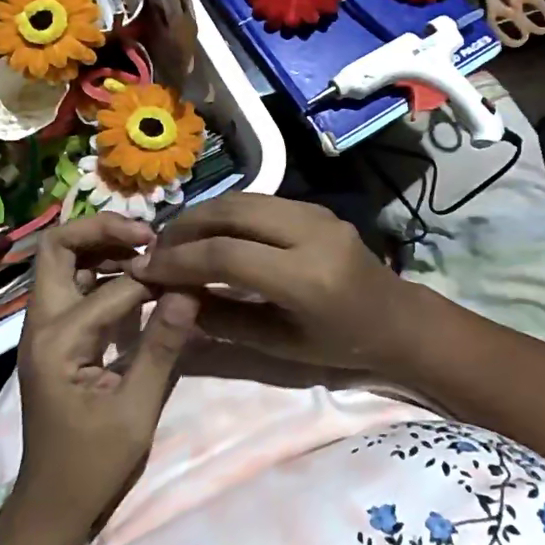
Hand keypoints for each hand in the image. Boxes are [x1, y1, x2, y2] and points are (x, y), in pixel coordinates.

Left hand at [5, 214, 198, 544]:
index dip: (155, 275)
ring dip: (102, 248)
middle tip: (151, 234)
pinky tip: (139, 281)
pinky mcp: (55, 340)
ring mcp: (43, 331)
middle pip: (58, 250)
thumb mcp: (136, 408)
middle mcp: (41, 325)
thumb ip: (162, 345)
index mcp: (58, 342)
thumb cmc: (93, 463)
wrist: (52, 503)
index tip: (191, 273)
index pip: (113, 286)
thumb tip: (190, 290)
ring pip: (63, 264)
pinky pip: (73, 287)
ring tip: (151, 251)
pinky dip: (102, 271)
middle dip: (103, 231)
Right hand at [127, 194, 413, 370]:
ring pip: (245, 198)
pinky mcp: (317, 207)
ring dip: (204, 214)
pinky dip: (227, 213)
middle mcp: (313, 234)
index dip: (180, 261)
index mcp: (307, 278)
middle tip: (156, 249)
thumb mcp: (278, 346)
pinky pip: (261, 201)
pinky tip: (211, 232)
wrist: (397, 319)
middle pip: (232, 213)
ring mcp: (318, 214)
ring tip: (176, 239)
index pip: (226, 255)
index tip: (146, 271)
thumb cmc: (340, 345)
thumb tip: (172, 297)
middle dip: (185, 227)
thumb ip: (223, 320)